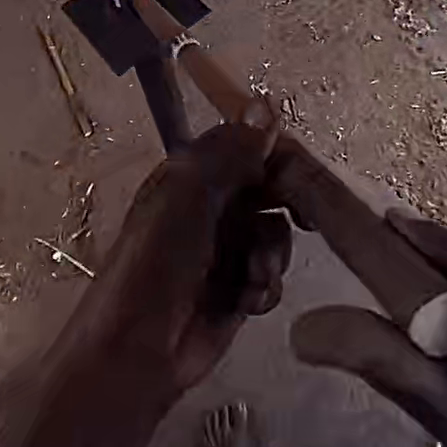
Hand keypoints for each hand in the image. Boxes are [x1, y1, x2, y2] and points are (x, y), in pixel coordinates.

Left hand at [85, 122, 290, 389]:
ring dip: (271, 253)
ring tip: (254, 274)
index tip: (303, 170)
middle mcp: (211, 203)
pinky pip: (270, 274)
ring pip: (274, 233)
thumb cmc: (159, 254)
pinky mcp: (237, 287)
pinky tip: (249, 299)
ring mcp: (224, 246)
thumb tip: (266, 104)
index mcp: (192, 172)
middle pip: (266, 188)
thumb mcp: (190, 191)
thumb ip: (231, 151)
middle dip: (284, 206)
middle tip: (305, 221)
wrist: (140, 342)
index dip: (275, 153)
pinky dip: (265, 284)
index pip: (244, 145)